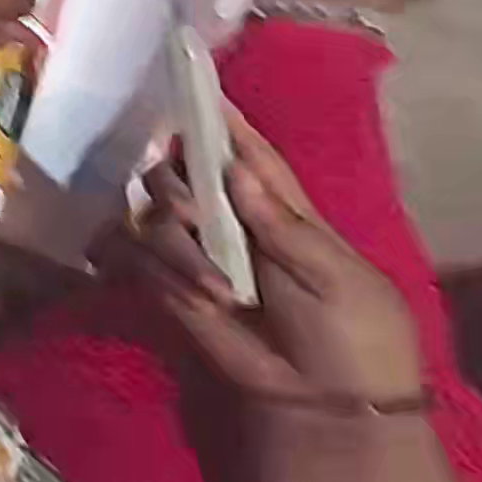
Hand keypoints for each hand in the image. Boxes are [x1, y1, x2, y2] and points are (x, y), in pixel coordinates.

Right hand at [128, 106, 424, 407]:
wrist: (319, 401)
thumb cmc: (351, 332)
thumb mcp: (338, 279)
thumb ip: (285, 226)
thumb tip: (236, 172)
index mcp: (272, 205)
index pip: (241, 148)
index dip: (218, 116)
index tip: (189, 81)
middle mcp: (220, 214)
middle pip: (173, 170)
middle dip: (175, 188)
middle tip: (192, 216)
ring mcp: (187, 243)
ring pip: (151, 214)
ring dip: (179, 250)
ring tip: (219, 291)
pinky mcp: (158, 272)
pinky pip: (130, 250)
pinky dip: (153, 270)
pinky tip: (190, 297)